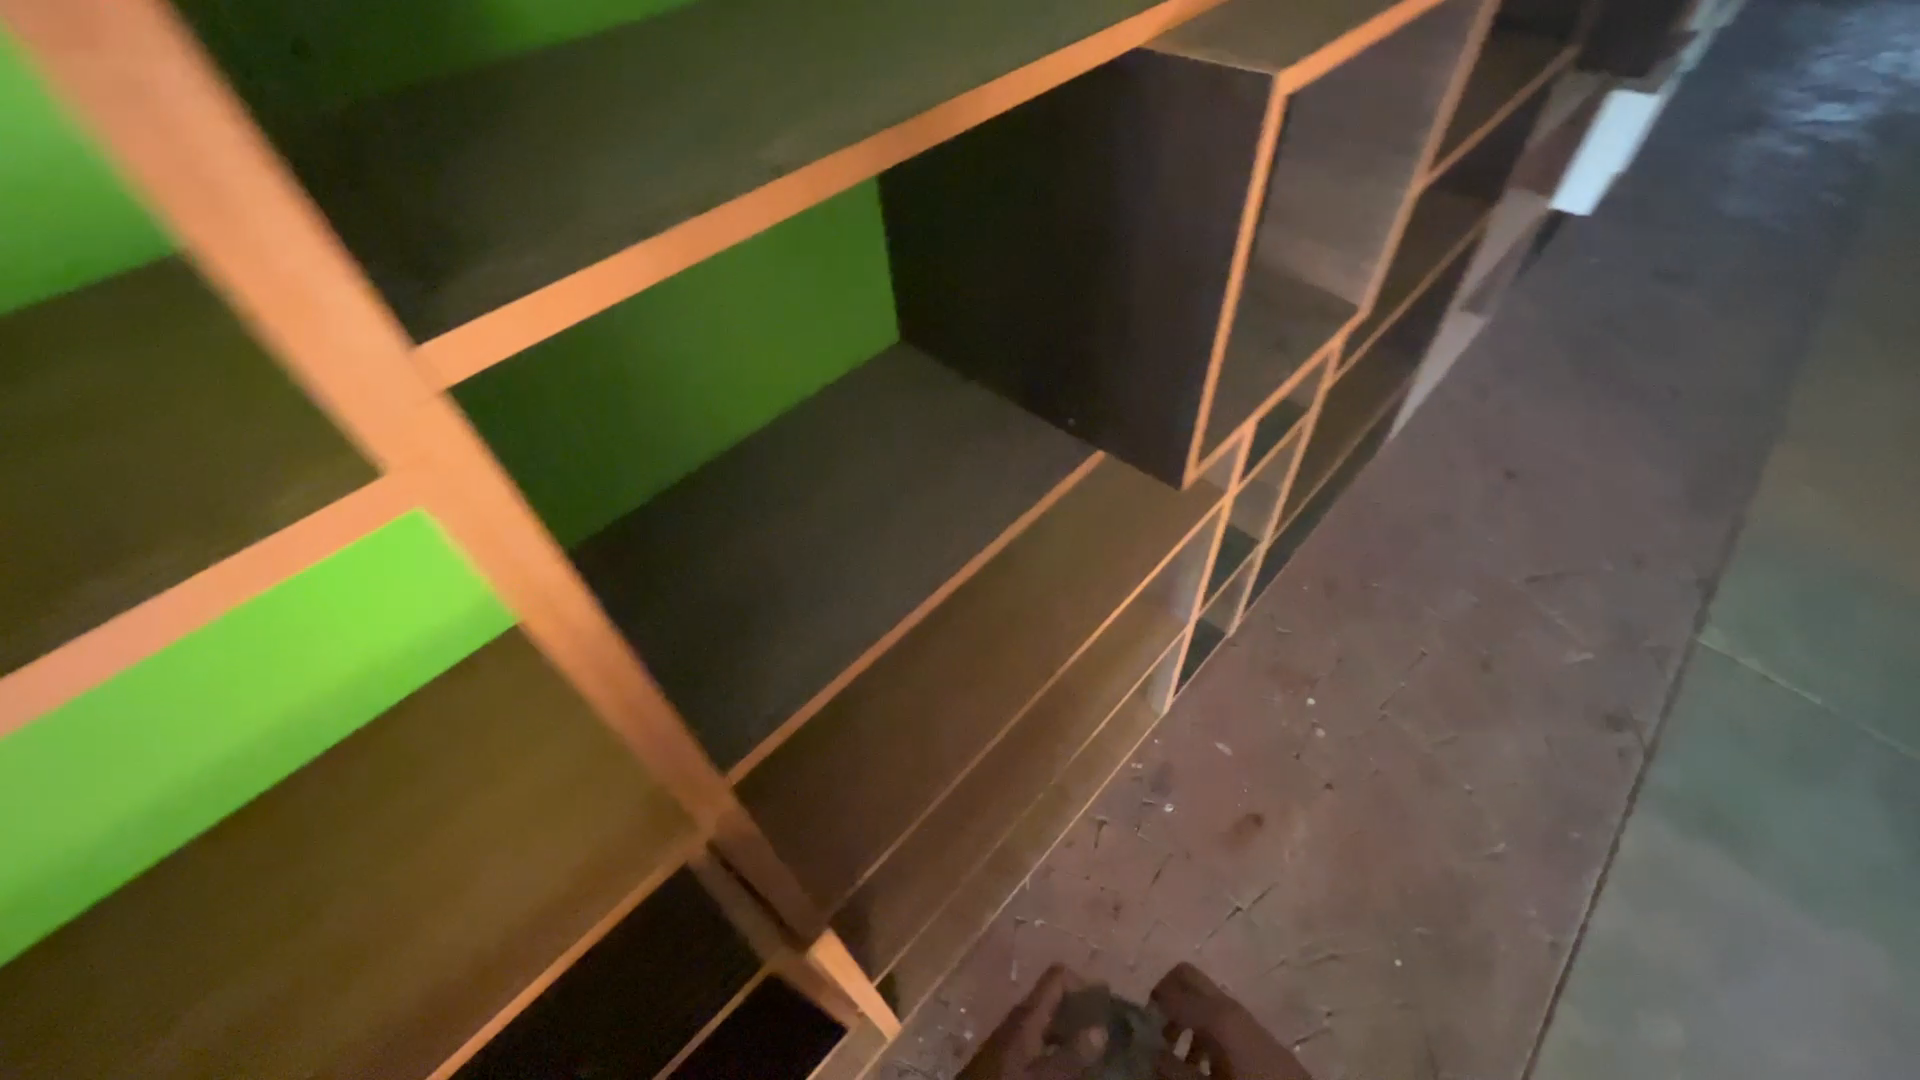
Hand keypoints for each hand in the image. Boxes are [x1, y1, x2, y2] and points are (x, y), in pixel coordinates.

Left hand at [958, 965, 1100, 1079]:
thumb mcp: (1043, 1077)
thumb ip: (1071, 1054)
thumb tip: (1101, 1029)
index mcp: (1028, 1013)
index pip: (1057, 976)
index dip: (1083, 983)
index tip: (1105, 1004)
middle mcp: (1020, 1015)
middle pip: (1054, 997)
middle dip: (1080, 1008)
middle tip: (1107, 1028)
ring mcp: (1012, 1033)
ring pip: (1048, 1019)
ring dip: (1070, 1028)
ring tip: (1094, 1048)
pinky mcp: (1008, 1050)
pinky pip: (1039, 1037)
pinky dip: (1057, 1043)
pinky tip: (1068, 1063)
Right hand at [1151, 963, 1314, 1079]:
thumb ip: (1175, 1069)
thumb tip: (1148, 1052)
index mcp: (1217, 1012)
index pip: (1169, 988)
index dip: (1147, 1004)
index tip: (1136, 1026)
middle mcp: (1227, 1002)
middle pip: (1185, 975)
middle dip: (1164, 996)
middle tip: (1153, 1028)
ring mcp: (1241, 1014)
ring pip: (1200, 997)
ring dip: (1182, 1017)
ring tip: (1174, 1054)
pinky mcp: (1251, 1031)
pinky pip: (1216, 1017)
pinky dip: (1200, 1031)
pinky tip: (1199, 1064)